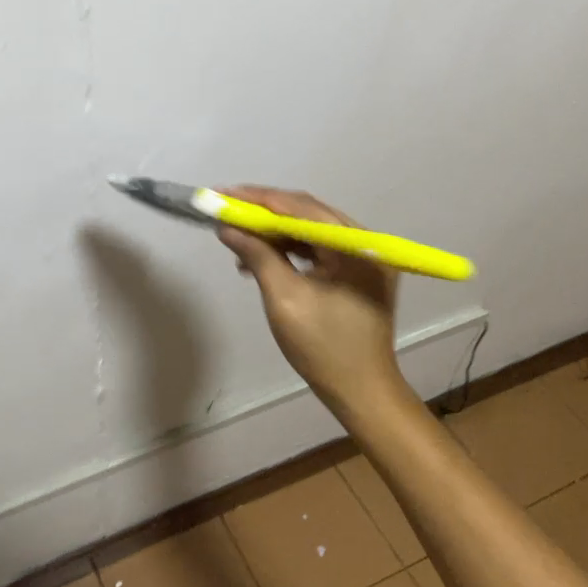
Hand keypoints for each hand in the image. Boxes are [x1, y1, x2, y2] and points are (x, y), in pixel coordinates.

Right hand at [217, 187, 408, 413]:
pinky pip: (319, 248)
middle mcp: (365, 242)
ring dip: (275, 232)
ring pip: (311, 229)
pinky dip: (290, 249)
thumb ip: (258, 255)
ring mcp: (364, 257)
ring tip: (238, 236)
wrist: (361, 391)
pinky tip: (261, 257)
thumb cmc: (322, 347)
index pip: (300, 208)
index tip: (222, 194)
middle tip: (226, 209)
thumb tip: (227, 228)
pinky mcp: (358, 272)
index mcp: (354, 246)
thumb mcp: (284, 299)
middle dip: (264, 211)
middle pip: (307, 213)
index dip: (258, 200)